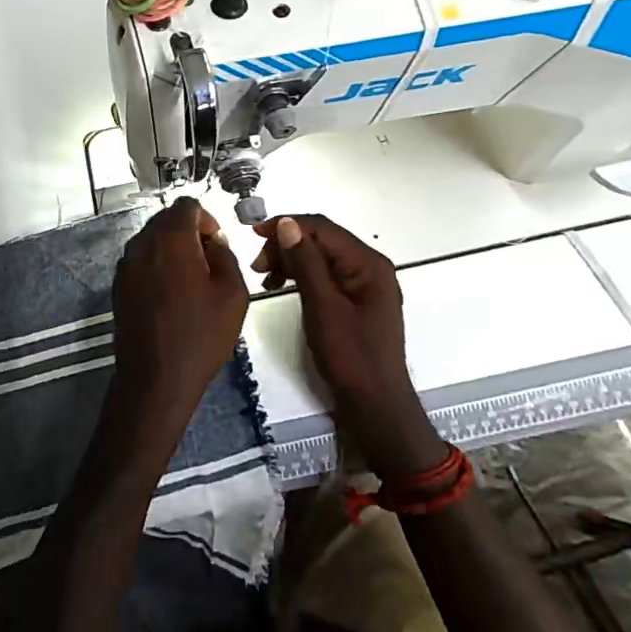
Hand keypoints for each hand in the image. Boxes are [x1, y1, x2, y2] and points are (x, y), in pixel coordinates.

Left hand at [111, 198, 248, 419]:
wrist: (155, 379)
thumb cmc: (200, 336)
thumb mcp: (233, 293)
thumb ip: (225, 255)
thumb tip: (213, 243)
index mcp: (171, 239)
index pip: (187, 206)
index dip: (207, 219)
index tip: (217, 244)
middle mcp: (142, 244)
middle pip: (167, 220)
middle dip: (189, 232)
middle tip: (209, 263)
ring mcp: (126, 266)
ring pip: (152, 240)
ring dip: (173, 249)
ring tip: (191, 281)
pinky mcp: (118, 286)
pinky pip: (142, 261)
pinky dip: (158, 266)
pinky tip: (172, 295)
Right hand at [253, 215, 445, 478]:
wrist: (376, 408)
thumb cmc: (351, 358)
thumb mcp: (323, 308)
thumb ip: (306, 263)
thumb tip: (287, 223)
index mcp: (368, 263)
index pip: (324, 229)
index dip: (288, 225)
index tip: (254, 234)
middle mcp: (369, 267)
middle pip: (322, 241)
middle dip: (287, 245)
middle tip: (257, 265)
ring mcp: (364, 284)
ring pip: (321, 257)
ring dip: (292, 261)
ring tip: (264, 276)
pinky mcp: (355, 300)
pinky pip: (325, 276)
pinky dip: (302, 277)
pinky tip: (281, 287)